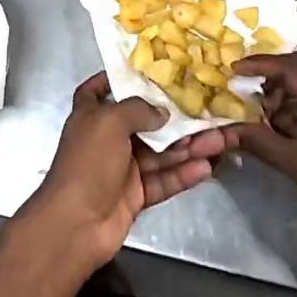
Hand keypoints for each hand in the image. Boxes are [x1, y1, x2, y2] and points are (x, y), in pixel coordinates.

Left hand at [22, 73, 220, 266]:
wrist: (77, 222)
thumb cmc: (87, 163)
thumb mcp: (108, 123)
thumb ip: (136, 110)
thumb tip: (161, 112)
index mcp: (90, 117)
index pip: (96, 91)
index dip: (112, 80)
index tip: (140, 73)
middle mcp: (106, 140)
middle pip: (142, 124)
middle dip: (172, 119)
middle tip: (205, 113)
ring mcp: (121, 169)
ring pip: (159, 153)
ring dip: (187, 147)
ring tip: (219, 140)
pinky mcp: (135, 195)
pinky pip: (163, 180)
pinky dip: (183, 174)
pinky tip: (206, 168)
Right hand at [194, 52, 296, 247]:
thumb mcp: (296, 166)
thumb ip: (258, 142)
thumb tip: (223, 130)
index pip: (292, 68)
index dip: (260, 64)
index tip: (233, 70)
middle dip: (271, 72)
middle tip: (246, 86)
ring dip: (281, 91)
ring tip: (261, 114)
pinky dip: (292, 106)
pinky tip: (279, 129)